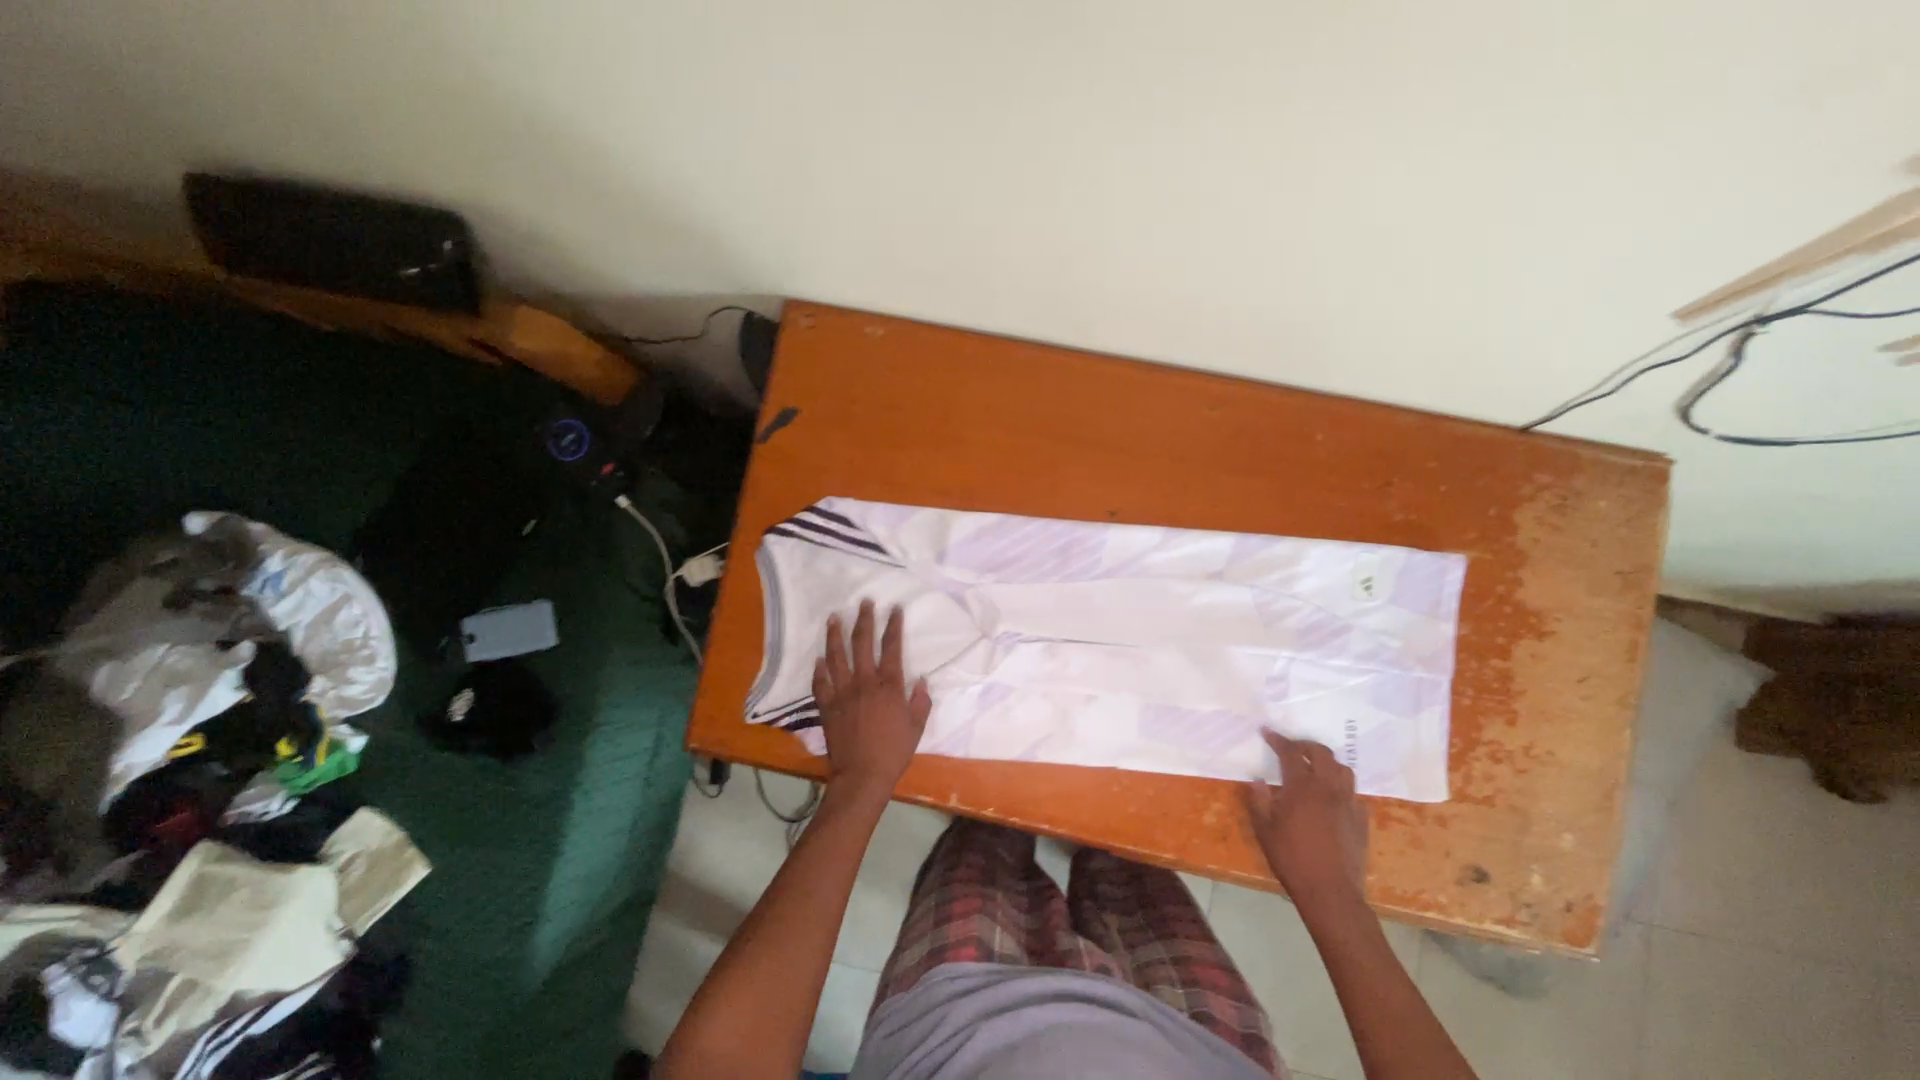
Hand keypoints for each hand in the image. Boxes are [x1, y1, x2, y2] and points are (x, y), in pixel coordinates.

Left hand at [813, 600, 930, 799]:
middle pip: (862, 644)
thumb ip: (920, 702)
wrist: (862, 774)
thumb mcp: (916, 727)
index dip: (893, 626)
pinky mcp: (827, 706)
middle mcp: (864, 682)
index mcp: (889, 686)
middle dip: (864, 620)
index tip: (894, 609)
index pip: (892, 648)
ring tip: (834, 618)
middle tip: (864, 602)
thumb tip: (922, 681)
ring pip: (836, 656)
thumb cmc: (894, 751)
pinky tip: (819, 658)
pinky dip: (819, 669)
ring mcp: (842, 693)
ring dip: (835, 635)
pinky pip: (821, 683)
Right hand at [1243, 731, 1368, 909]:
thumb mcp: (1264, 830)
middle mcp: (1328, 788)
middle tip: (1291, 747)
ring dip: (1327, 763)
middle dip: (1305, 745)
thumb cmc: (1292, 859)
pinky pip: (1353, 794)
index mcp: (1302, 788)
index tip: (1267, 732)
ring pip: (1343, 770)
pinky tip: (1332, 799)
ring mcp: (1349, 803)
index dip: (1278, 740)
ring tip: (1315, 768)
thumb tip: (1257, 780)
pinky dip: (1340, 787)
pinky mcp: (1361, 820)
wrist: (1331, 890)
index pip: (1290, 753)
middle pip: (1321, 753)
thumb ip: (1259, 801)